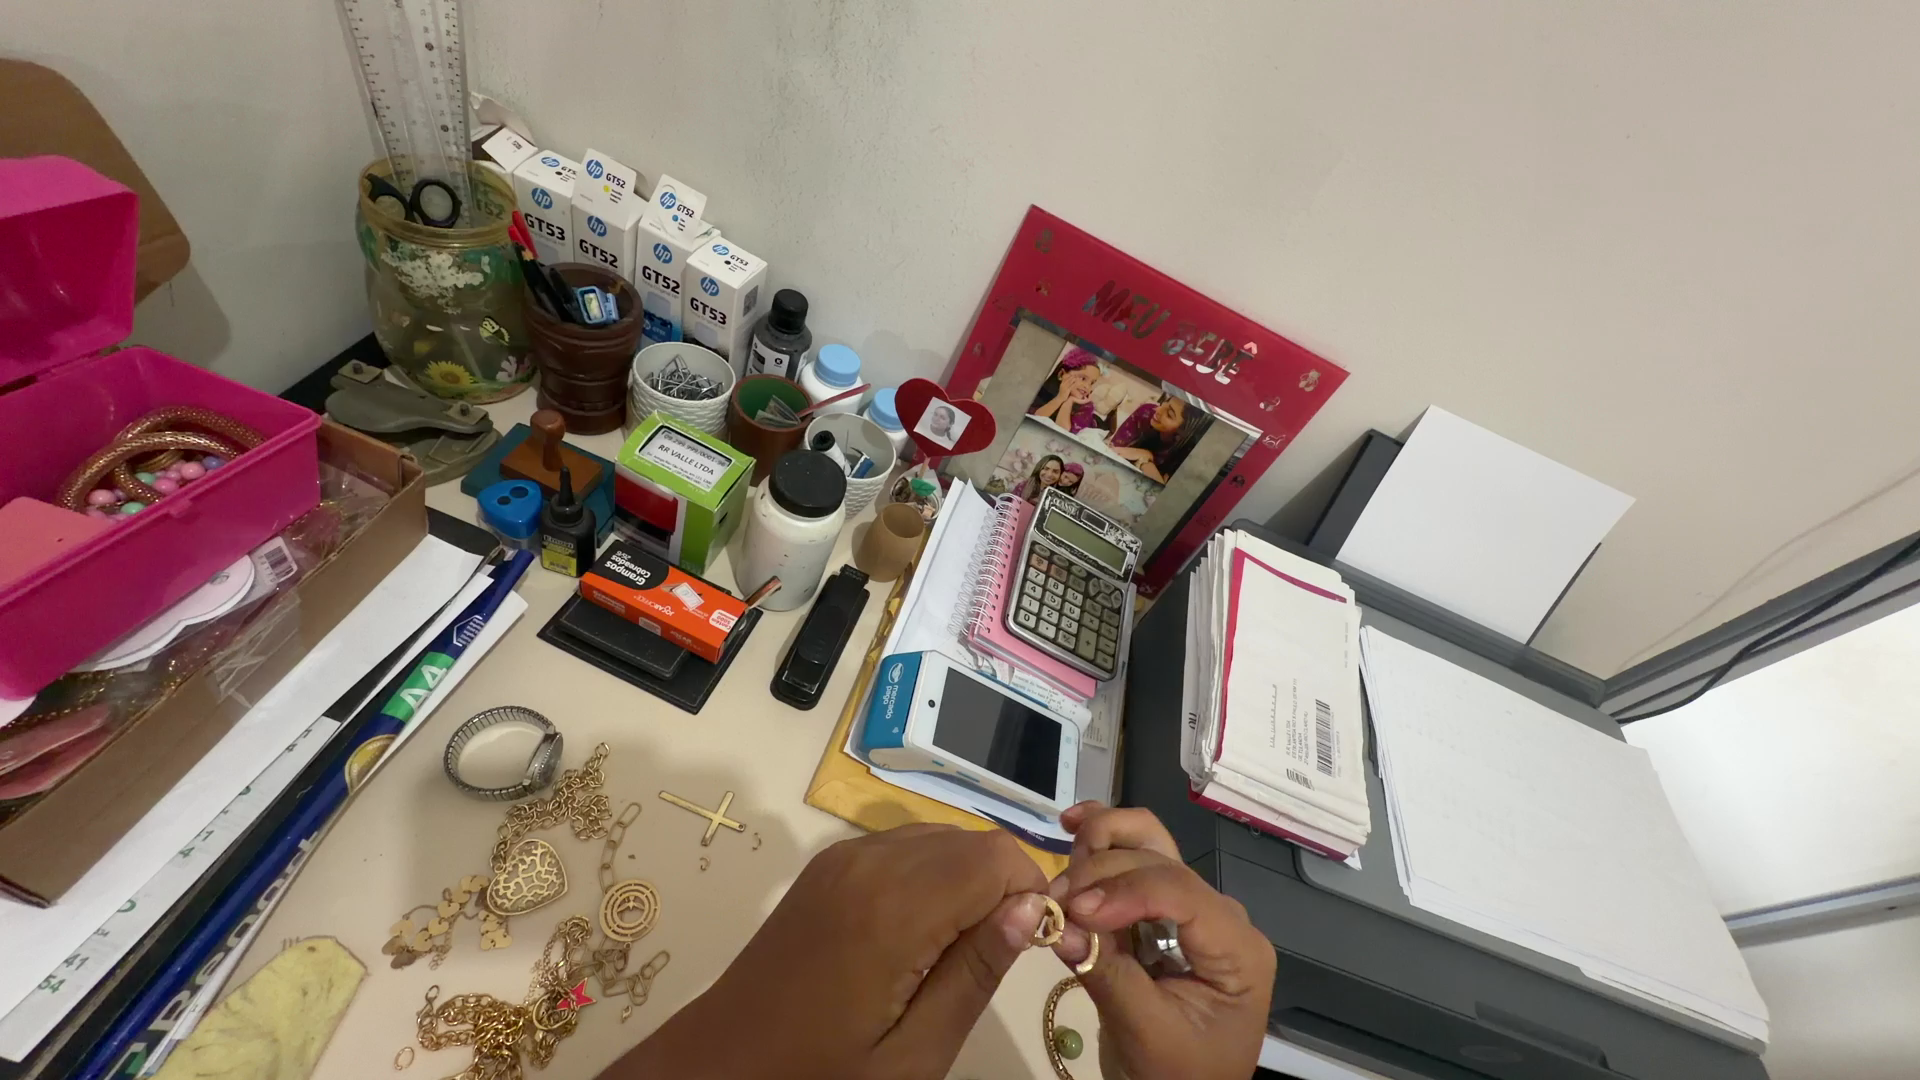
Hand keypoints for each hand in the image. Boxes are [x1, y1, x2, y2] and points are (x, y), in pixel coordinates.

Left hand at [616, 824, 1047, 1079]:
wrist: (721, 1066)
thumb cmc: (822, 1074)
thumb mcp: (913, 1053)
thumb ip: (976, 971)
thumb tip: (1032, 907)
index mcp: (894, 905)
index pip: (995, 856)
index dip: (1029, 889)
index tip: (1030, 941)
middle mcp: (870, 859)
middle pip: (970, 839)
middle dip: (1000, 884)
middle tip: (991, 954)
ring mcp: (845, 854)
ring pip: (940, 836)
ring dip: (966, 877)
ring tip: (952, 948)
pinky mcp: (830, 861)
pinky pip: (903, 845)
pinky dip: (930, 873)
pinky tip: (917, 929)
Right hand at [1048, 803, 1274, 1079]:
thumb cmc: (1176, 1073)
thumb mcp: (1145, 1034)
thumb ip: (1107, 975)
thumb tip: (1058, 925)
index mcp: (1236, 947)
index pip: (1179, 891)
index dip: (1122, 890)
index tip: (1072, 909)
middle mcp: (1220, 913)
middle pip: (1158, 859)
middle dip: (1101, 871)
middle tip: (1055, 900)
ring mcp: (1192, 904)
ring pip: (1148, 839)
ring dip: (1102, 837)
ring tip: (1064, 857)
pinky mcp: (1164, 904)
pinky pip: (1135, 855)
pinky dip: (1103, 837)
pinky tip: (1073, 825)